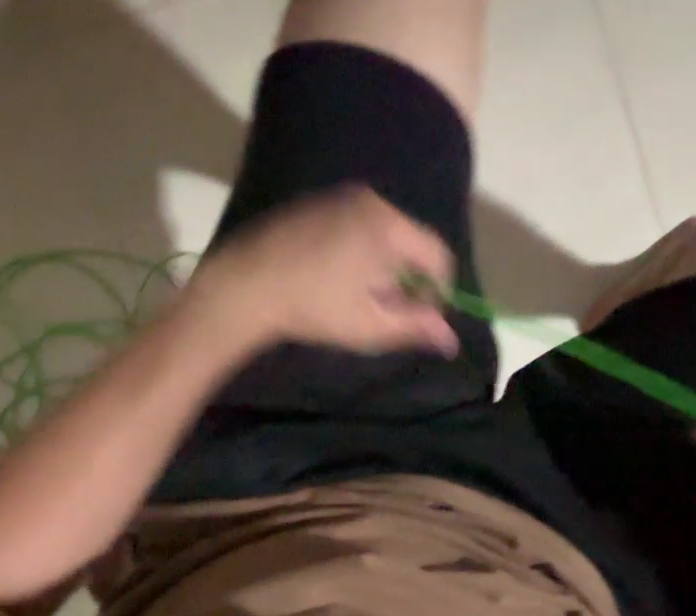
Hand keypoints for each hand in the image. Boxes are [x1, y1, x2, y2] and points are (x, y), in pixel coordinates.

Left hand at [184, 184, 460, 358]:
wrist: (245, 284)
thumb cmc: (314, 308)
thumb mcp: (369, 326)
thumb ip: (415, 327)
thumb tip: (451, 338)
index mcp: (390, 227)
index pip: (438, 255)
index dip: (437, 290)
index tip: (419, 316)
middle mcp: (371, 201)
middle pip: (410, 240)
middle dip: (405, 275)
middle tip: (383, 308)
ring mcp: (339, 196)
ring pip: (381, 231)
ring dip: (380, 262)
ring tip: (355, 295)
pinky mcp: (314, 202)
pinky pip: (352, 224)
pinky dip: (355, 248)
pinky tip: (331, 277)